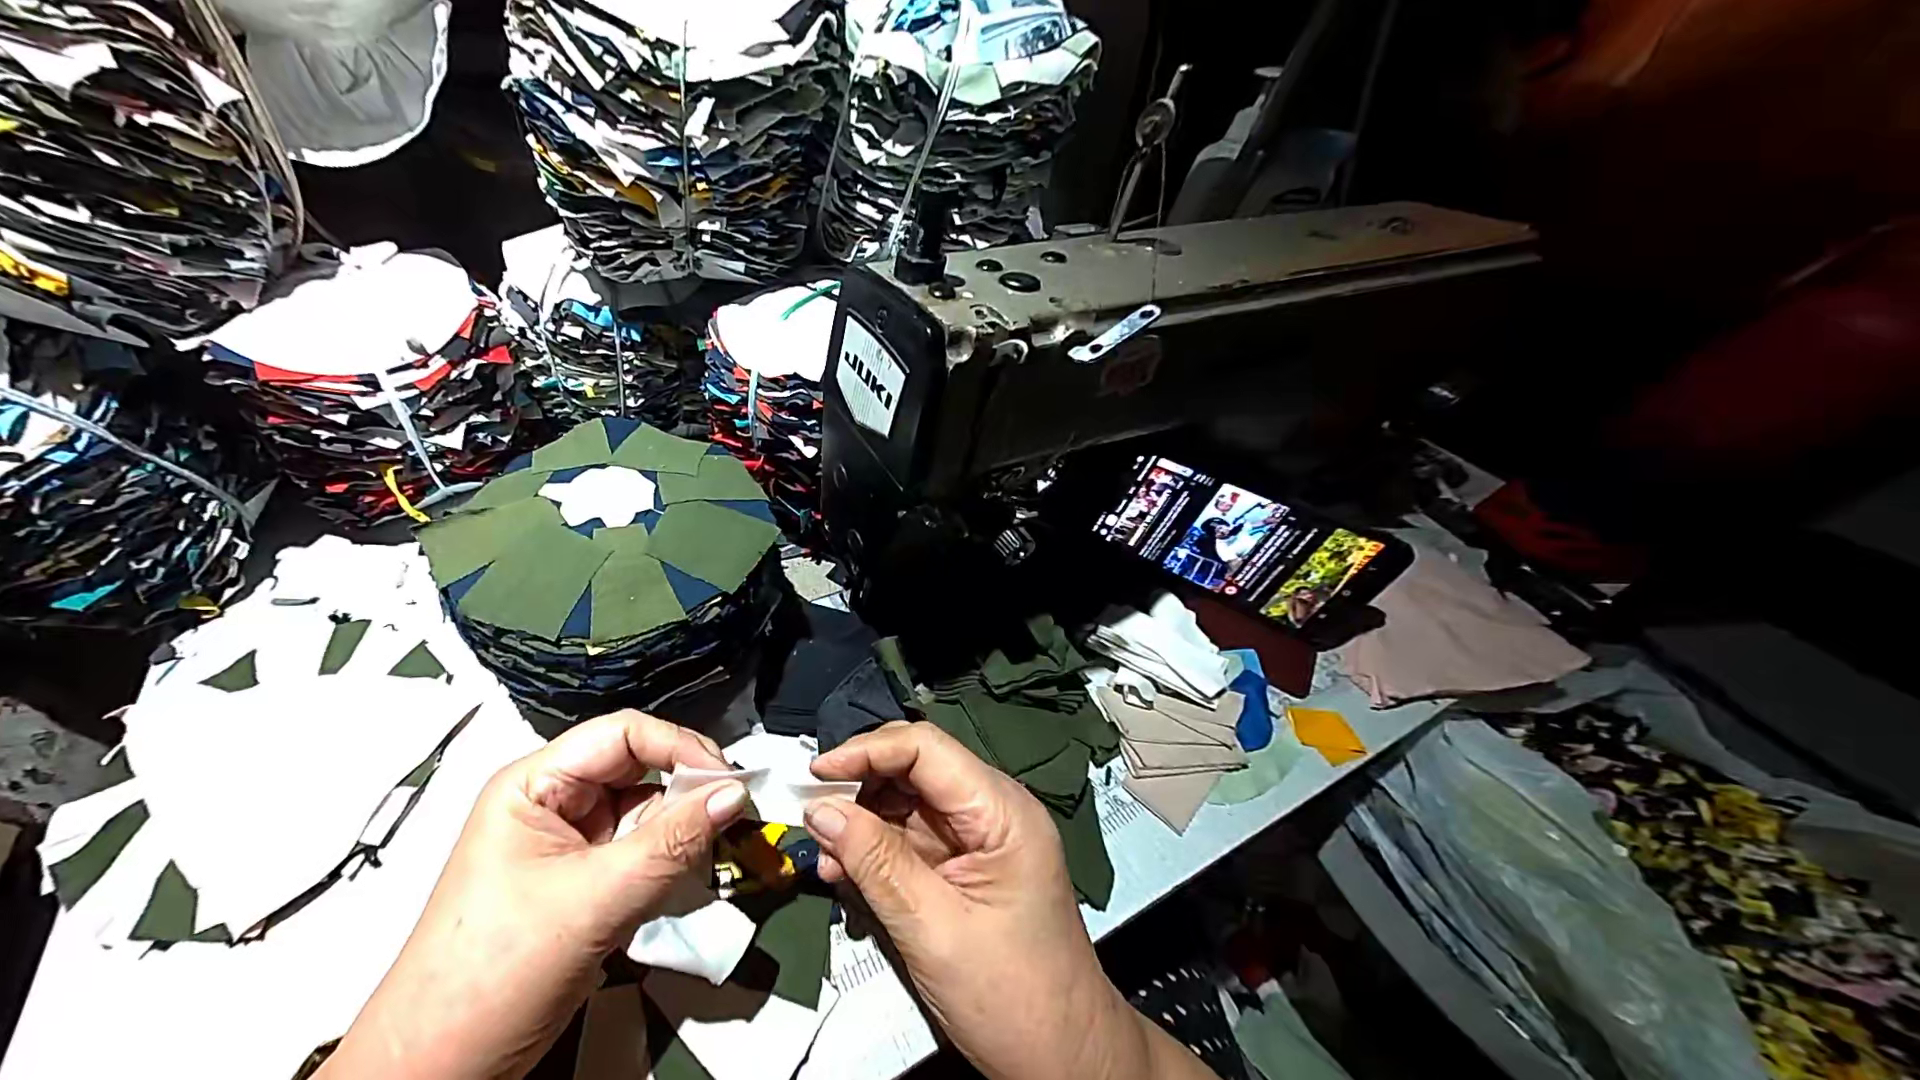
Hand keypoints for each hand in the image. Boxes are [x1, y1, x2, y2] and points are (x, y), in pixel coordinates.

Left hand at [318, 710, 748, 1079]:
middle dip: (687, 787)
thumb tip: (736, 794)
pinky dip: (673, 854)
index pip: (624, 735)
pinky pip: (646, 843)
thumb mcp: (594, 901)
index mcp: (534, 786)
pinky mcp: (588, 875)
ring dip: (683, 825)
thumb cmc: (488, 980)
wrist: (441, 1073)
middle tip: (729, 811)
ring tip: (705, 850)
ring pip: (648, 806)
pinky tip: (685, 873)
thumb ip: (673, 842)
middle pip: (641, 766)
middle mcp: (555, 802)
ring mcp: (572, 840)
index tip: (725, 780)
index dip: (679, 747)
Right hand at [806, 722, 1206, 1079]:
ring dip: (863, 822)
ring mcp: (978, 836)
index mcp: (1000, 809)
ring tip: (826, 854)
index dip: (868, 750)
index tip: (816, 773)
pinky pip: (911, 838)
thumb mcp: (934, 928)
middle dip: (861, 786)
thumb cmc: (1012, 994)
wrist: (1063, 1056)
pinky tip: (846, 872)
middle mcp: (991, 808)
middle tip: (813, 815)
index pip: (926, 748)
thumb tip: (820, 810)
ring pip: (908, 803)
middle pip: (916, 768)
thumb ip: (876, 863)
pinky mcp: (964, 863)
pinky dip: (876, 850)